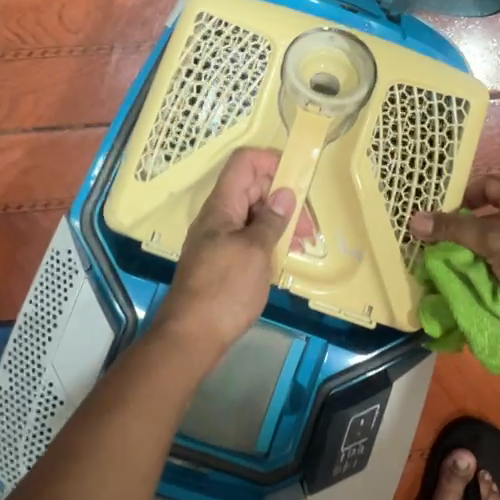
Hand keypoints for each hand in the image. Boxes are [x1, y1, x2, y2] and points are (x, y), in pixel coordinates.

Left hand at [157, 148, 292, 358]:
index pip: (245, 162)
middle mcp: (219, 217)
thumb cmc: (224, 290)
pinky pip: (249, 238)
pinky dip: (269, 241)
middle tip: (308, 226)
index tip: (298, 180)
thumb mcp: (254, 252)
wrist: (191, 338)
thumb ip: (271, 220)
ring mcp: (219, 239)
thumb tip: (285, 193)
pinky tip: (284, 258)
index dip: (272, 161)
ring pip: (254, 215)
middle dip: (284, 197)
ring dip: (280, 222)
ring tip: (303, 244)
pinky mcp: (222, 261)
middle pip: (253, 187)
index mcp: (222, 206)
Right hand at [411, 177, 499, 332]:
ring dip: (473, 258)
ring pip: (494, 248)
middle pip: (488, 219)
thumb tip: (413, 219)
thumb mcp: (493, 240)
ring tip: (448, 270)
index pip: (488, 186)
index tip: (442, 216)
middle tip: (436, 247)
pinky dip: (488, 277)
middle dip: (463, 233)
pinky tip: (471, 288)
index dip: (464, 196)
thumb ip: (454, 230)